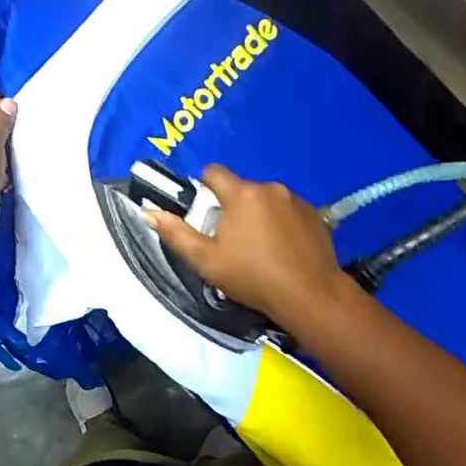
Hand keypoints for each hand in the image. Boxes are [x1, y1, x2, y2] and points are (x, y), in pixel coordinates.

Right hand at [148, 164, 352, 322]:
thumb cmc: (252, 277)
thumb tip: (151, 214)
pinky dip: (281, 223)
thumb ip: (177, 235)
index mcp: (242, 194)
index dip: (203, 187)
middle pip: (241, 189)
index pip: (214, 171)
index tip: (204, 213)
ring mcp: (296, 199)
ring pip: (266, 199)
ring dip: (257, 215)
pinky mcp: (315, 214)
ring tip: (258, 248)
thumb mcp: (207, 261)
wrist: (308, 294)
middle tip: (229, 241)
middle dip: (231, 207)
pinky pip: (288, 210)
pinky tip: (281, 249)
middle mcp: (271, 188)